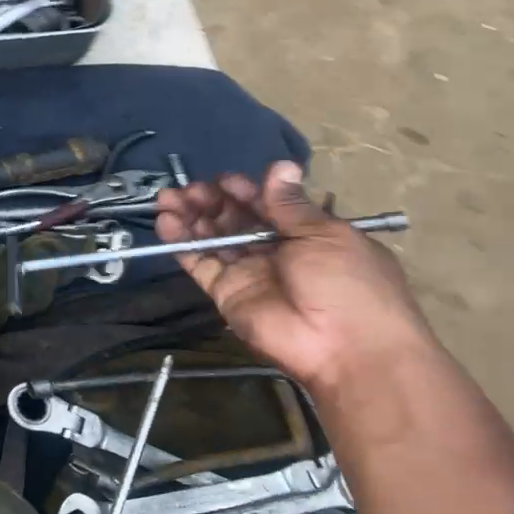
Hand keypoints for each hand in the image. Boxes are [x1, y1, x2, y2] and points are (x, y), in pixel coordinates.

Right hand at [155, 161, 436, 392]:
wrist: (346, 349)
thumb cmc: (348, 284)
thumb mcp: (326, 236)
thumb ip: (290, 204)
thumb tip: (281, 165)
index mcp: (307, 235)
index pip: (266, 206)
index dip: (243, 191)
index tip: (223, 181)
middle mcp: (274, 251)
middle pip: (233, 219)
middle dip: (209, 201)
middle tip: (187, 190)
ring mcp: (248, 271)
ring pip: (212, 237)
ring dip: (189, 216)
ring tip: (167, 200)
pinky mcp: (226, 291)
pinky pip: (199, 262)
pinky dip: (180, 242)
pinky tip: (166, 223)